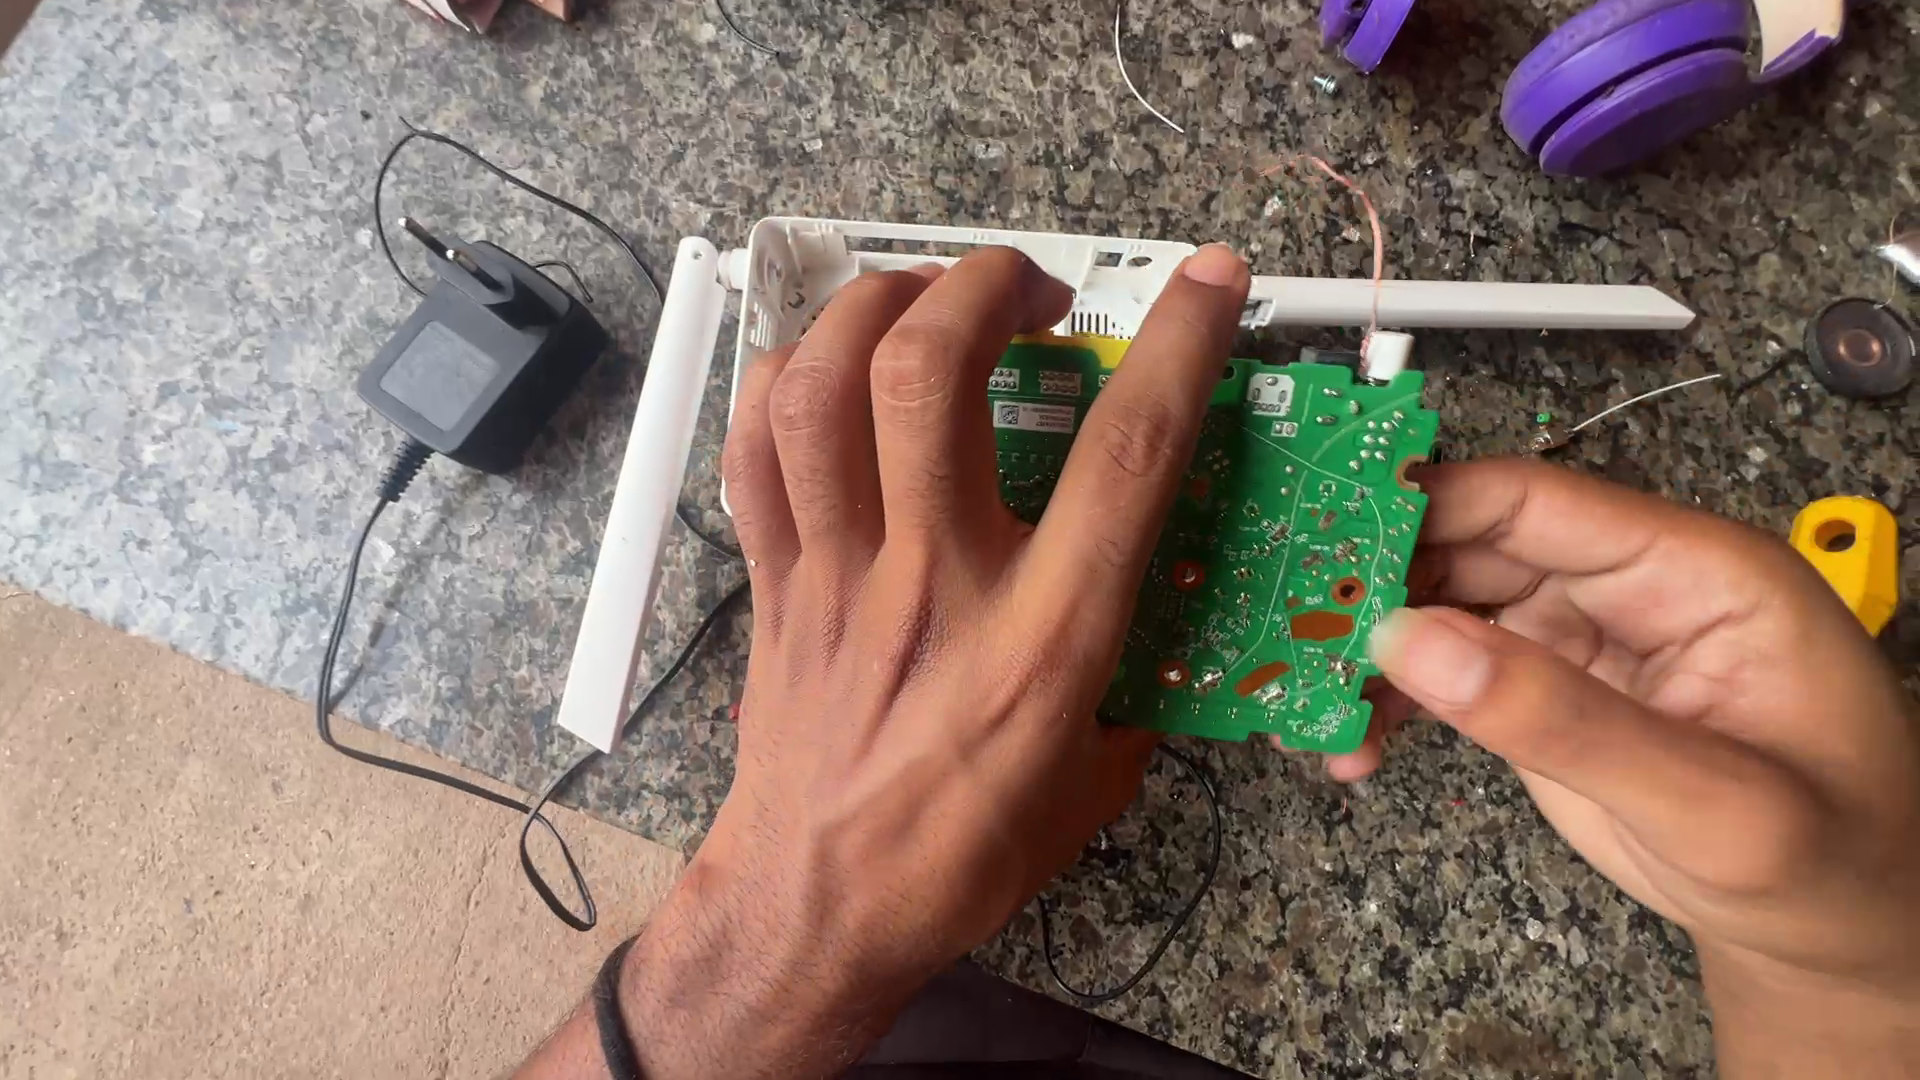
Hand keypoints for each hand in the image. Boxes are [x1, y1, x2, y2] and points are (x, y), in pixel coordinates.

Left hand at [610, 246, 1251, 1078]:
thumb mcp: (1093, 777)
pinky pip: (756, 448)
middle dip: (984, 286)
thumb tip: (1157, 599)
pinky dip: (791, 380)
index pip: (1124, 455)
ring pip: (823, 387)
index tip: (1207, 282)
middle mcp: (933, 580)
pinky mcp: (776, 579)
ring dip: (877, 305)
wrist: (816, 905)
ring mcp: (836, 571)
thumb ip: (1135, 677)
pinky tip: (834, 373)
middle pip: (930, 374)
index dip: (1176, 347)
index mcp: (1041, 636)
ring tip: (925, 303)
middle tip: (1028, 292)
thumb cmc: (961, 853)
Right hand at [1367, 460, 1919, 1073]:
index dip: (1418, 507)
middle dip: (1368, 592)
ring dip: (1362, 655)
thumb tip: (1405, 639)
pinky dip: (1380, 699)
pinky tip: (1351, 741)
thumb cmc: (1825, 863)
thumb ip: (1558, 717)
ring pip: (1425, 609)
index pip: (1525, 502)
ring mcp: (1555, 631)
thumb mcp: (1711, 804)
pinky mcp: (1518, 678)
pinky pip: (1428, 667)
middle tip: (1292, 631)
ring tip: (1310, 701)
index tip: (1323, 534)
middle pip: (1452, 551)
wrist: (1825, 927)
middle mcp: (1607, 584)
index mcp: (1681, 570)